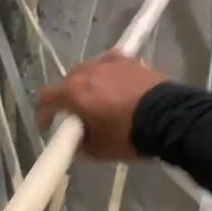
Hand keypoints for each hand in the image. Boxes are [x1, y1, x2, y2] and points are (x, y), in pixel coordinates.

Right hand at [36, 52, 168, 160]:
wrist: (168, 118)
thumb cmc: (128, 135)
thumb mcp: (99, 150)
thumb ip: (81, 144)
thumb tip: (77, 142)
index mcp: (73, 93)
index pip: (46, 98)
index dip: (44, 113)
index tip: (48, 126)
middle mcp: (86, 72)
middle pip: (67, 82)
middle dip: (67, 98)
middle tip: (76, 114)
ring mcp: (108, 63)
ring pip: (87, 70)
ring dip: (87, 84)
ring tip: (96, 98)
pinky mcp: (128, 60)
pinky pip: (108, 63)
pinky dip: (106, 72)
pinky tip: (113, 81)